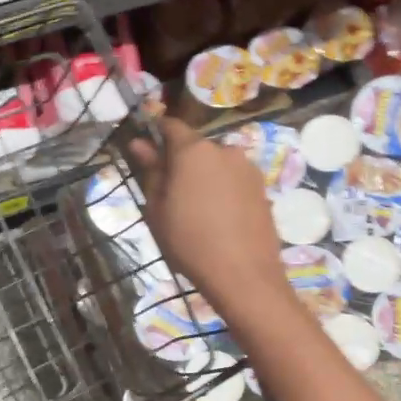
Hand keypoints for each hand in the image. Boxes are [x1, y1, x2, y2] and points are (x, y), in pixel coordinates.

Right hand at [127, 118, 290, 318]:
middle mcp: (225, 150)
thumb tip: (138, 143)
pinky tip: (215, 217)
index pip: (172, 126)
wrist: (242, 273)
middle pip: (196, 148)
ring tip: (193, 209)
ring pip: (215, 164)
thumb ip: (151, 171)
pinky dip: (220, 190)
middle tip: (167, 192)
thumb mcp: (157, 208)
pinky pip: (232, 179)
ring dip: (202, 177)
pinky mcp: (262, 187)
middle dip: (181, 162)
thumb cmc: (188, 240)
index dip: (157, 133)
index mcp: (194, 151)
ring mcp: (247, 168)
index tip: (146, 148)